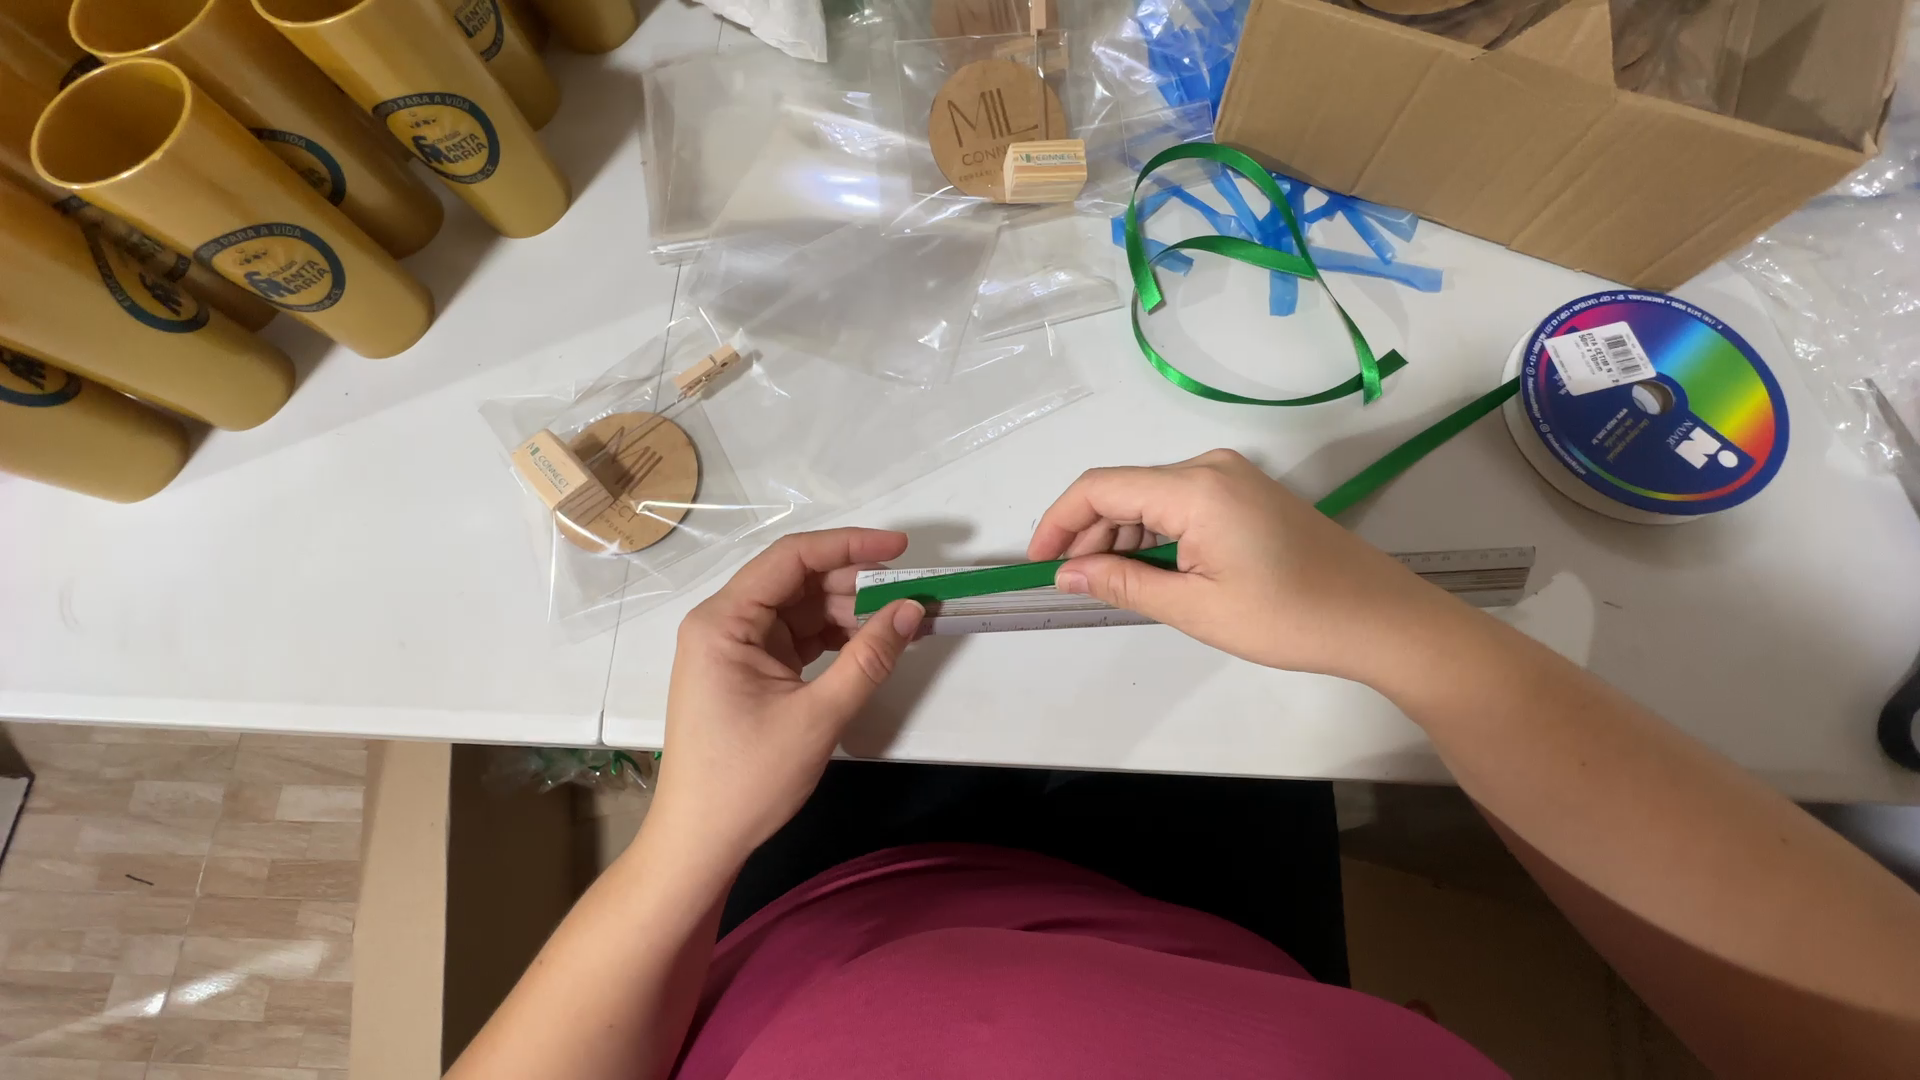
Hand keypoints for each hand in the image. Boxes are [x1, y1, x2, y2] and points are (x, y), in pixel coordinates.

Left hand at [652, 529, 922, 866]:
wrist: (701, 842)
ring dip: (850, 613)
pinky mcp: (751, 669)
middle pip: (798, 581)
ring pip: (802, 608)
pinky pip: (799, 636)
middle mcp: (725, 622)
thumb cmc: (748, 779)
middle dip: (855, 584)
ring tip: (900, 623)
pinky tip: (871, 644)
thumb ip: (869, 658)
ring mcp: (737, 646)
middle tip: (910, 595)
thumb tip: (913, 609)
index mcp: (724, 621)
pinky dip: (836, 638)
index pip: (792, 558)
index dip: (849, 545)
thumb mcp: (818, 716)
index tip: (901, 549)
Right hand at [1028, 449, 1456, 680]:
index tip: (1038, 563)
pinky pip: (1179, 505)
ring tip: (1114, 585)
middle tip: (1077, 584)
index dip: (1058, 522)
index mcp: (1195, 488)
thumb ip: (1121, 583)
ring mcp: (1230, 476)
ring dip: (1120, 537)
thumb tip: (1067, 573)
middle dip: (1089, 534)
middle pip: (1123, 490)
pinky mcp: (1244, 493)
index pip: (1100, 488)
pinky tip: (1151, 571)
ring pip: (1148, 498)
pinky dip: (1153, 536)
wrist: (1379, 619)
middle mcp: (1209, 467)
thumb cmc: (1288, 617)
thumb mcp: (1193, 607)